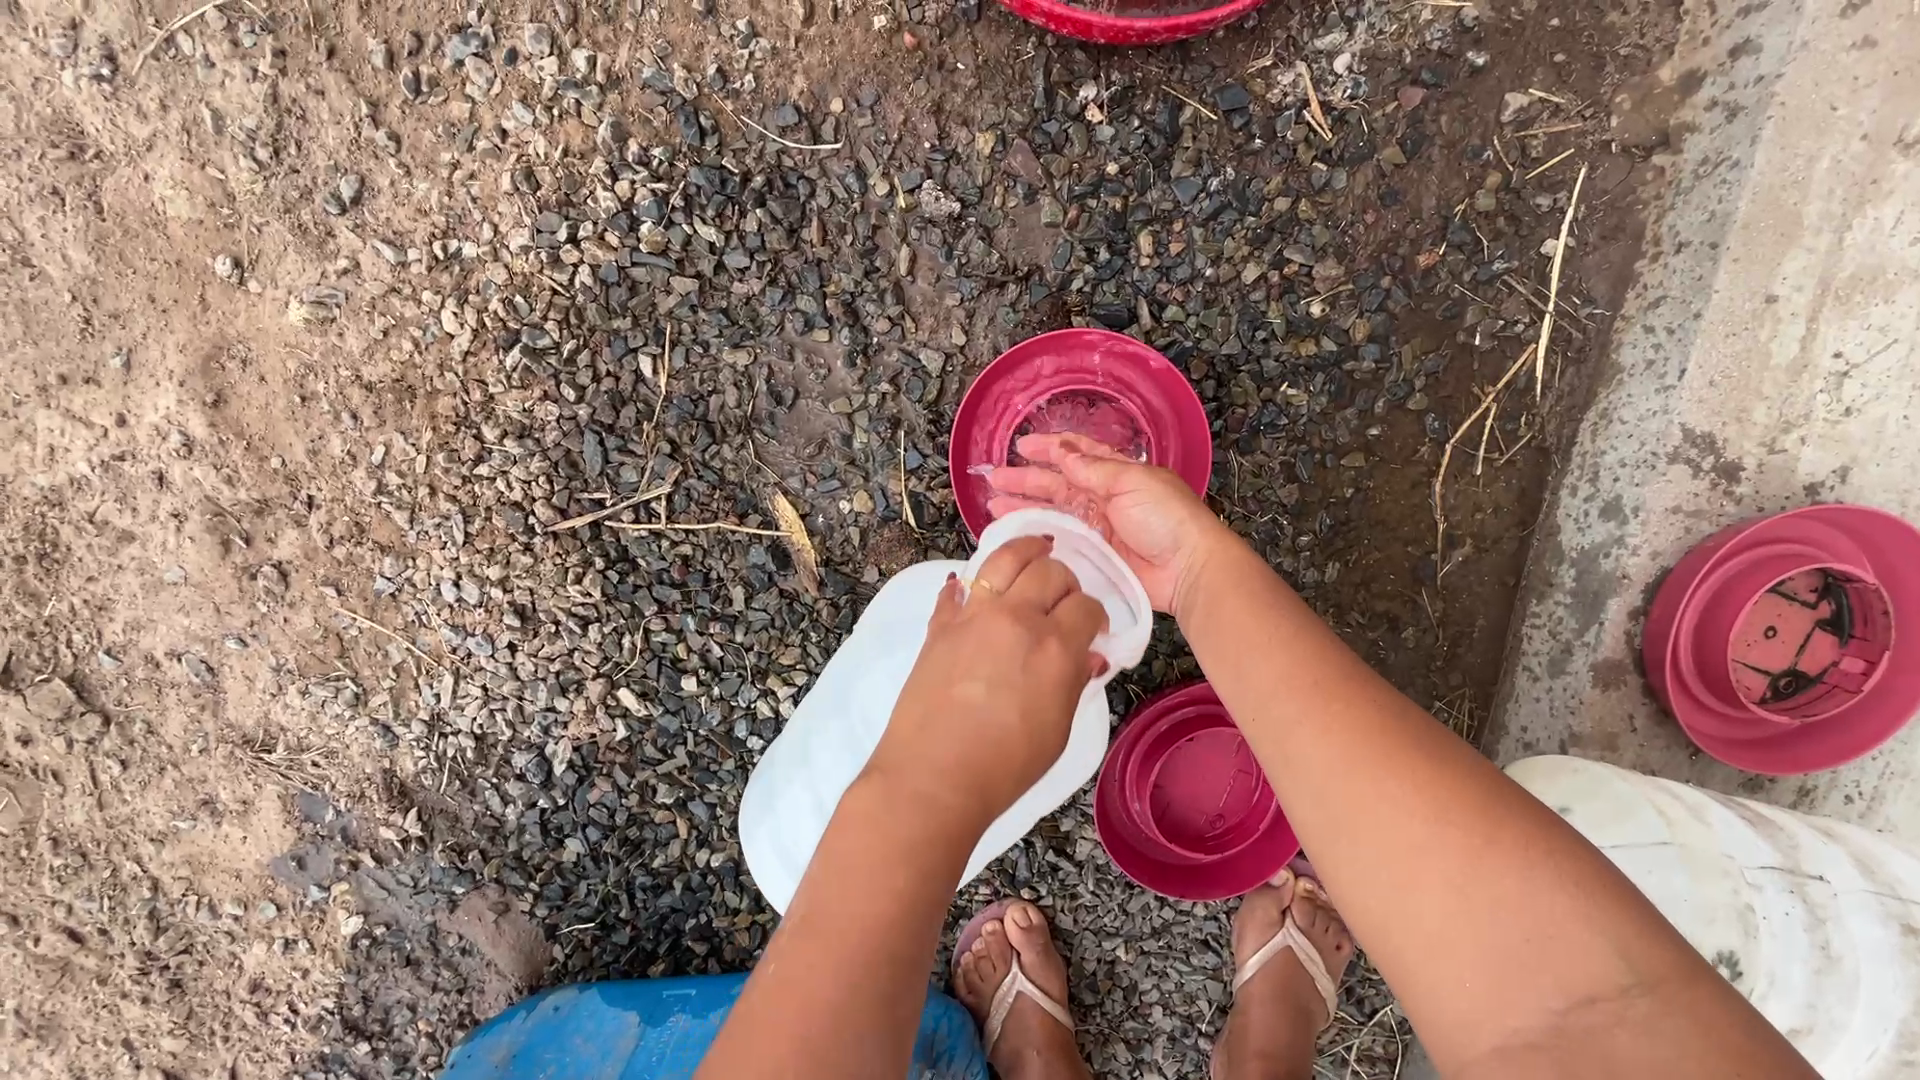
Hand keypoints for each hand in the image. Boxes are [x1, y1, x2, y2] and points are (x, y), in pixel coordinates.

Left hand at [862, 535, 1109, 827]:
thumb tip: (1086, 656)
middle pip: (1051, 572)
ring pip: (1004, 559)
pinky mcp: (940, 626)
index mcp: (1055, 647)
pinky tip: (972, 586)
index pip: (1086, 606)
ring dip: (1025, 550)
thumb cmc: (1005, 767)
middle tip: (1063, 598)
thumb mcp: (1058, 731)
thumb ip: (1073, 684)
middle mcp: (1017, 619)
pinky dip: (968, 584)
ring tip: (1035, 549)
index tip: (1092, 626)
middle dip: (1065, 581)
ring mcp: (974, 616)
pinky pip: (956, 590)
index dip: (1094, 614)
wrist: (934, 776)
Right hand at [985, 433, 1236, 616]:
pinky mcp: (1092, 554)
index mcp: (1116, 473)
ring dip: (1024, 508)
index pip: (1077, 454)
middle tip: (994, 478)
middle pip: (1056, 484)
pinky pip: (1059, 542)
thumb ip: (1094, 468)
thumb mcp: (1132, 481)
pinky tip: (1016, 534)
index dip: (1050, 448)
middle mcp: (1102, 498)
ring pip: (1052, 513)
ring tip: (994, 506)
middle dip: (1025, 479)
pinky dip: (1038, 537)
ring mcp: (1096, 528)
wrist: (1187, 566)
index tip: (1022, 445)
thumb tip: (1063, 452)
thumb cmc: (1167, 516)